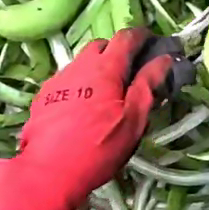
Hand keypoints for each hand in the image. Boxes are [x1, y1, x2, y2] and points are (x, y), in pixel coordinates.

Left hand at [0, 28, 190, 209]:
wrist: (47, 172)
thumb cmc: (98, 148)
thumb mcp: (133, 121)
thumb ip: (148, 86)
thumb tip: (164, 60)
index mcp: (104, 68)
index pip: (126, 38)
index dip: (142, 36)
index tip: (154, 43)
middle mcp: (78, 66)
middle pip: (102, 46)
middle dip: (119, 52)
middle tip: (134, 71)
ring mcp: (58, 80)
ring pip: (82, 62)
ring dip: (99, 68)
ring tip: (110, 91)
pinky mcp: (44, 96)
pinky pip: (68, 79)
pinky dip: (82, 83)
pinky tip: (86, 105)